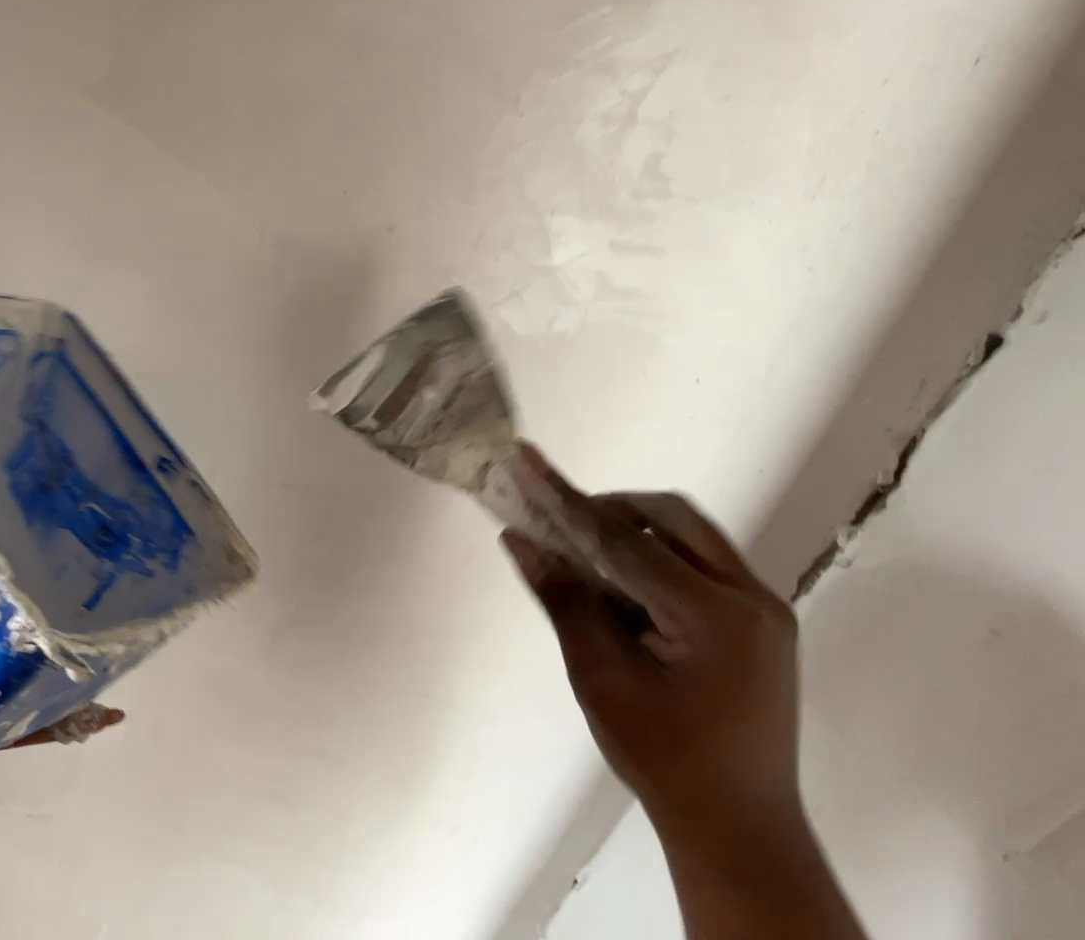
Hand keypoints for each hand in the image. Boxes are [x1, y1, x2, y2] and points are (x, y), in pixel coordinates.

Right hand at [499, 446, 800, 829]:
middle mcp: (751, 598)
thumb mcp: (599, 676)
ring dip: (635, 532)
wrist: (737, 822)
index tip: (528, 461)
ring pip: (692, 537)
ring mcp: (764, 610)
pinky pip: (703, 566)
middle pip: (673, 518)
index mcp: (713, 615)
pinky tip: (623, 591)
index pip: (624, 540)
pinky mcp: (761, 624)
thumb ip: (563, 599)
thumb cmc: (661, 754)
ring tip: (586, 559)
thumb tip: (520, 539)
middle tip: (559, 523)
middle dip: (610, 509)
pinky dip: (657, 560)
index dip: (566, 500)